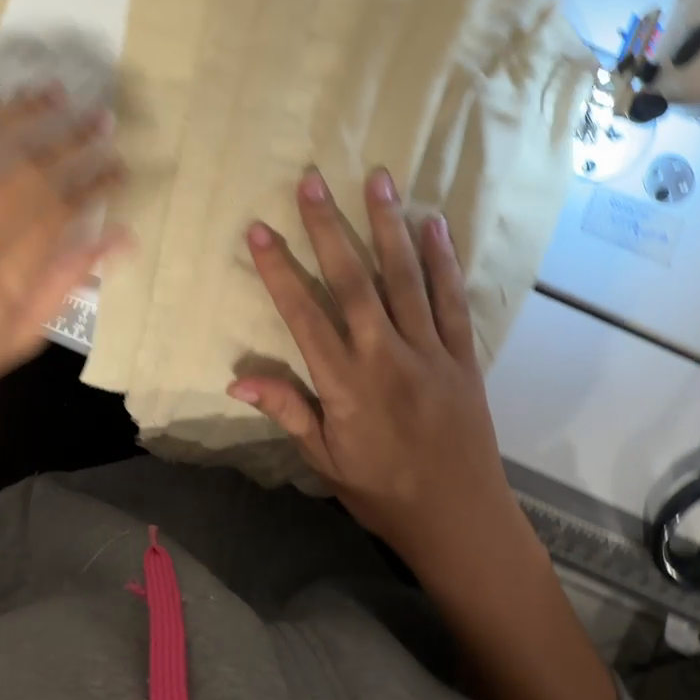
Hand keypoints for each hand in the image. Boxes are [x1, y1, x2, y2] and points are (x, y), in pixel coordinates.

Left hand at [0, 90, 125, 422]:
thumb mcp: (17, 340)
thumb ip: (66, 283)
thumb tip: (121, 236)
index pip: (58, 213)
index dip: (95, 181)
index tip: (117, 163)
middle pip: (23, 173)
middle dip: (70, 139)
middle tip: (97, 117)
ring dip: (15, 112)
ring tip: (48, 92)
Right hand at [231, 167, 512, 548]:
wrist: (463, 521)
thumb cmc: (383, 492)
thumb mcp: (324, 461)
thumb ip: (287, 411)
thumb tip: (236, 379)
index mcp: (346, 386)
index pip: (304, 316)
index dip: (279, 271)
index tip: (258, 230)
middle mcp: (387, 358)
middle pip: (353, 283)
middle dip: (329, 228)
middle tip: (312, 181)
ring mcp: (430, 353)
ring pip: (405, 279)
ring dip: (389, 226)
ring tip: (378, 178)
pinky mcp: (463, 357)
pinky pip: (452, 301)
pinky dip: (443, 261)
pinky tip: (435, 224)